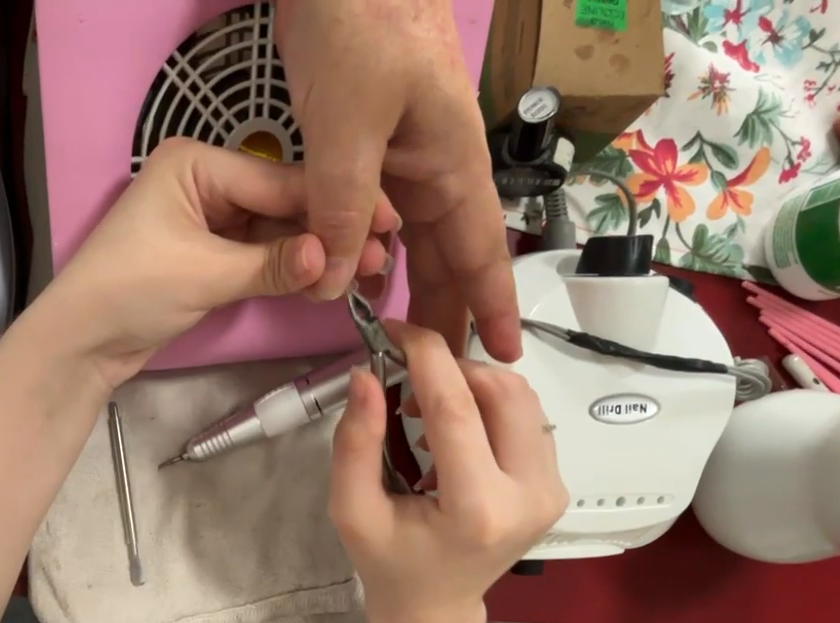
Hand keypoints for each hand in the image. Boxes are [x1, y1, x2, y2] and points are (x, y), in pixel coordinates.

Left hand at [35, 138, 395, 388]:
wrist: (82, 343)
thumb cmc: (131, 291)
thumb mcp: (206, 274)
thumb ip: (273, 264)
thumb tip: (334, 257)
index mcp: (196, 164)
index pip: (277, 181)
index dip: (329, 206)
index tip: (383, 224)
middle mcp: (203, 184)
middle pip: (279, 205)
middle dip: (325, 233)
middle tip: (382, 255)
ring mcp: (205, 221)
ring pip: (271, 234)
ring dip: (310, 255)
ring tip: (362, 272)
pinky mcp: (205, 257)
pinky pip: (256, 257)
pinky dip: (284, 271)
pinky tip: (322, 280)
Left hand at [276, 0, 520, 358]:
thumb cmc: (358, 25)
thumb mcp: (348, 125)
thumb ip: (340, 209)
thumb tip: (335, 287)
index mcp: (448, 165)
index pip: (478, 252)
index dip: (489, 307)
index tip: (503, 357)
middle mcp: (432, 169)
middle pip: (448, 256)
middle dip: (446, 312)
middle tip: (437, 371)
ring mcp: (401, 160)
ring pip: (411, 240)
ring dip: (408, 287)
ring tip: (400, 340)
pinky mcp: (367, 150)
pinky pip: (375, 216)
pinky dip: (368, 251)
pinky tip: (356, 278)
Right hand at [329, 321, 565, 622]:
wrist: (434, 607)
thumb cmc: (386, 563)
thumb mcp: (351, 510)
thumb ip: (355, 443)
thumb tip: (366, 375)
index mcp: (478, 508)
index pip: (458, 409)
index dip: (426, 358)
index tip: (395, 329)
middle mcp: (531, 495)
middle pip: (503, 392)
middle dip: (451, 368)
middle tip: (404, 375)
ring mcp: (551, 489)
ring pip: (521, 398)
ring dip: (471, 384)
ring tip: (424, 404)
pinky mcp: (555, 484)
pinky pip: (527, 418)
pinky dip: (487, 405)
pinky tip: (452, 427)